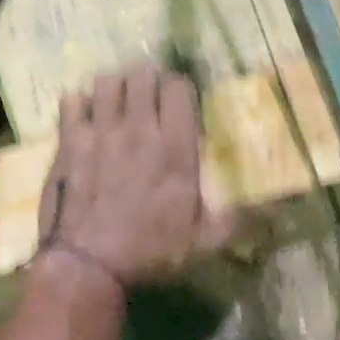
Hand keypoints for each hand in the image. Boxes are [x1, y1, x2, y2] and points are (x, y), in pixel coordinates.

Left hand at [37, 65, 233, 284]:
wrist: (88, 265)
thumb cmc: (148, 253)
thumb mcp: (203, 244)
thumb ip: (235, 220)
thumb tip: (271, 212)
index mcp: (175, 147)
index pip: (179, 87)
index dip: (179, 89)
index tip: (176, 103)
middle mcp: (138, 129)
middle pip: (142, 75)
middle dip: (146, 81)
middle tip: (145, 99)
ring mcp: (100, 131)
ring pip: (106, 81)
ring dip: (113, 87)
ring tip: (114, 103)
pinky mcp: (68, 140)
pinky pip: (71, 100)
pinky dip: (78, 102)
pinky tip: (83, 117)